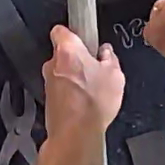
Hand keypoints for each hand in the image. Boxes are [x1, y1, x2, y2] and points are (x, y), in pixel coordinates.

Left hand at [42, 25, 124, 144]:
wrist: (76, 134)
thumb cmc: (93, 103)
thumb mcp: (115, 75)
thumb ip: (110, 58)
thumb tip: (106, 53)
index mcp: (68, 50)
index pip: (61, 30)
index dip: (73, 32)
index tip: (85, 37)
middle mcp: (53, 64)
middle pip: (64, 52)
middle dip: (78, 58)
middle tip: (95, 66)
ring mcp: (49, 82)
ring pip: (63, 71)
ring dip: (75, 76)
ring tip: (93, 88)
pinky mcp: (49, 99)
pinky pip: (62, 88)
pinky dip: (71, 92)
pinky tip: (86, 102)